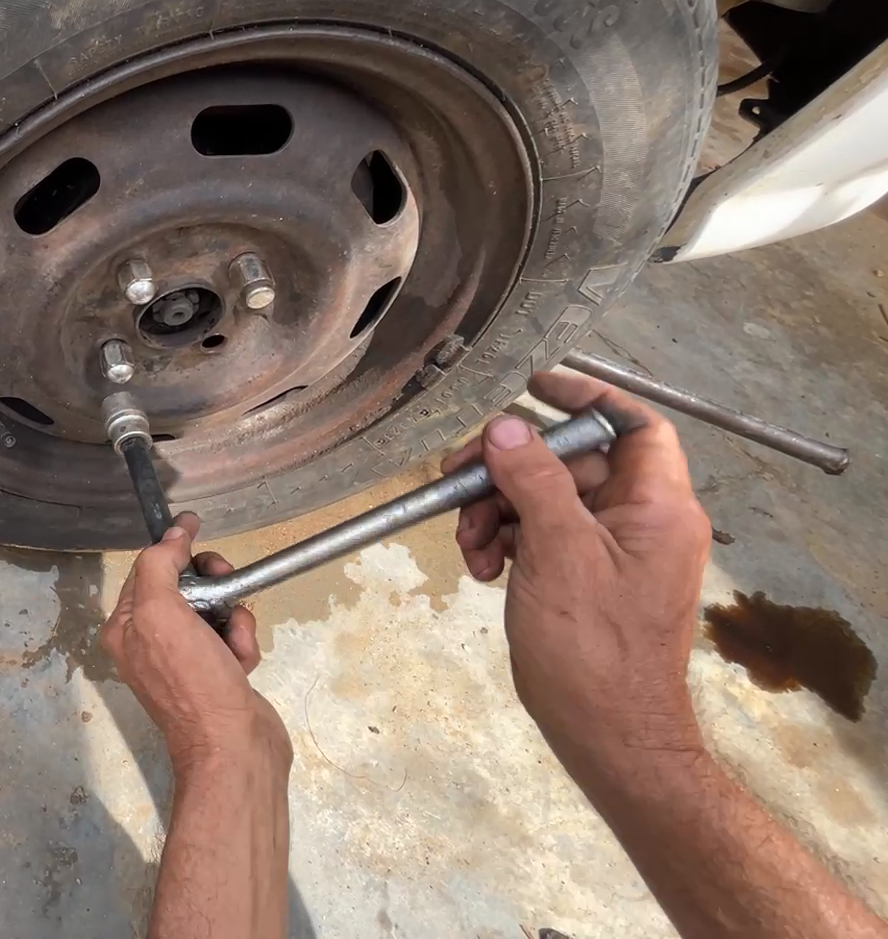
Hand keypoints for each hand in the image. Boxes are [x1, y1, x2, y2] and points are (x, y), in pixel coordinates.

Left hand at [101, 514, 292, 778]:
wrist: (234, 748)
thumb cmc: (192, 679)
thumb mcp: (161, 613)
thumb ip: (159, 566)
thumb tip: (171, 534)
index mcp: (125, 626)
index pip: (147, 570)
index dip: (173, 547)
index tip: (195, 524)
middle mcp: (149, 641)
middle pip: (183, 587)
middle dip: (210, 583)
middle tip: (226, 580)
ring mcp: (184, 659)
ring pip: (214, 611)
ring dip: (231, 618)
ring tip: (235, 640)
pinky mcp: (217, 674)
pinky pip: (231, 639)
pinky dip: (241, 644)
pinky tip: (242, 663)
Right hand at [444, 369, 713, 777]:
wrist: (601, 725)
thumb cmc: (591, 642)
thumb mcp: (558, 553)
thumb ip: (534, 482)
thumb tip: (506, 426)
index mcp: (655, 508)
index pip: (634, 428)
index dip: (588, 397)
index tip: (532, 385)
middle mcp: (635, 520)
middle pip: (562, 462)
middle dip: (503, 471)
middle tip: (455, 482)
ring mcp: (603, 547)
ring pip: (535, 497)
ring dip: (490, 513)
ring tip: (470, 547)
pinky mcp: (574, 570)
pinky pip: (529, 532)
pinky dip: (497, 540)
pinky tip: (481, 566)